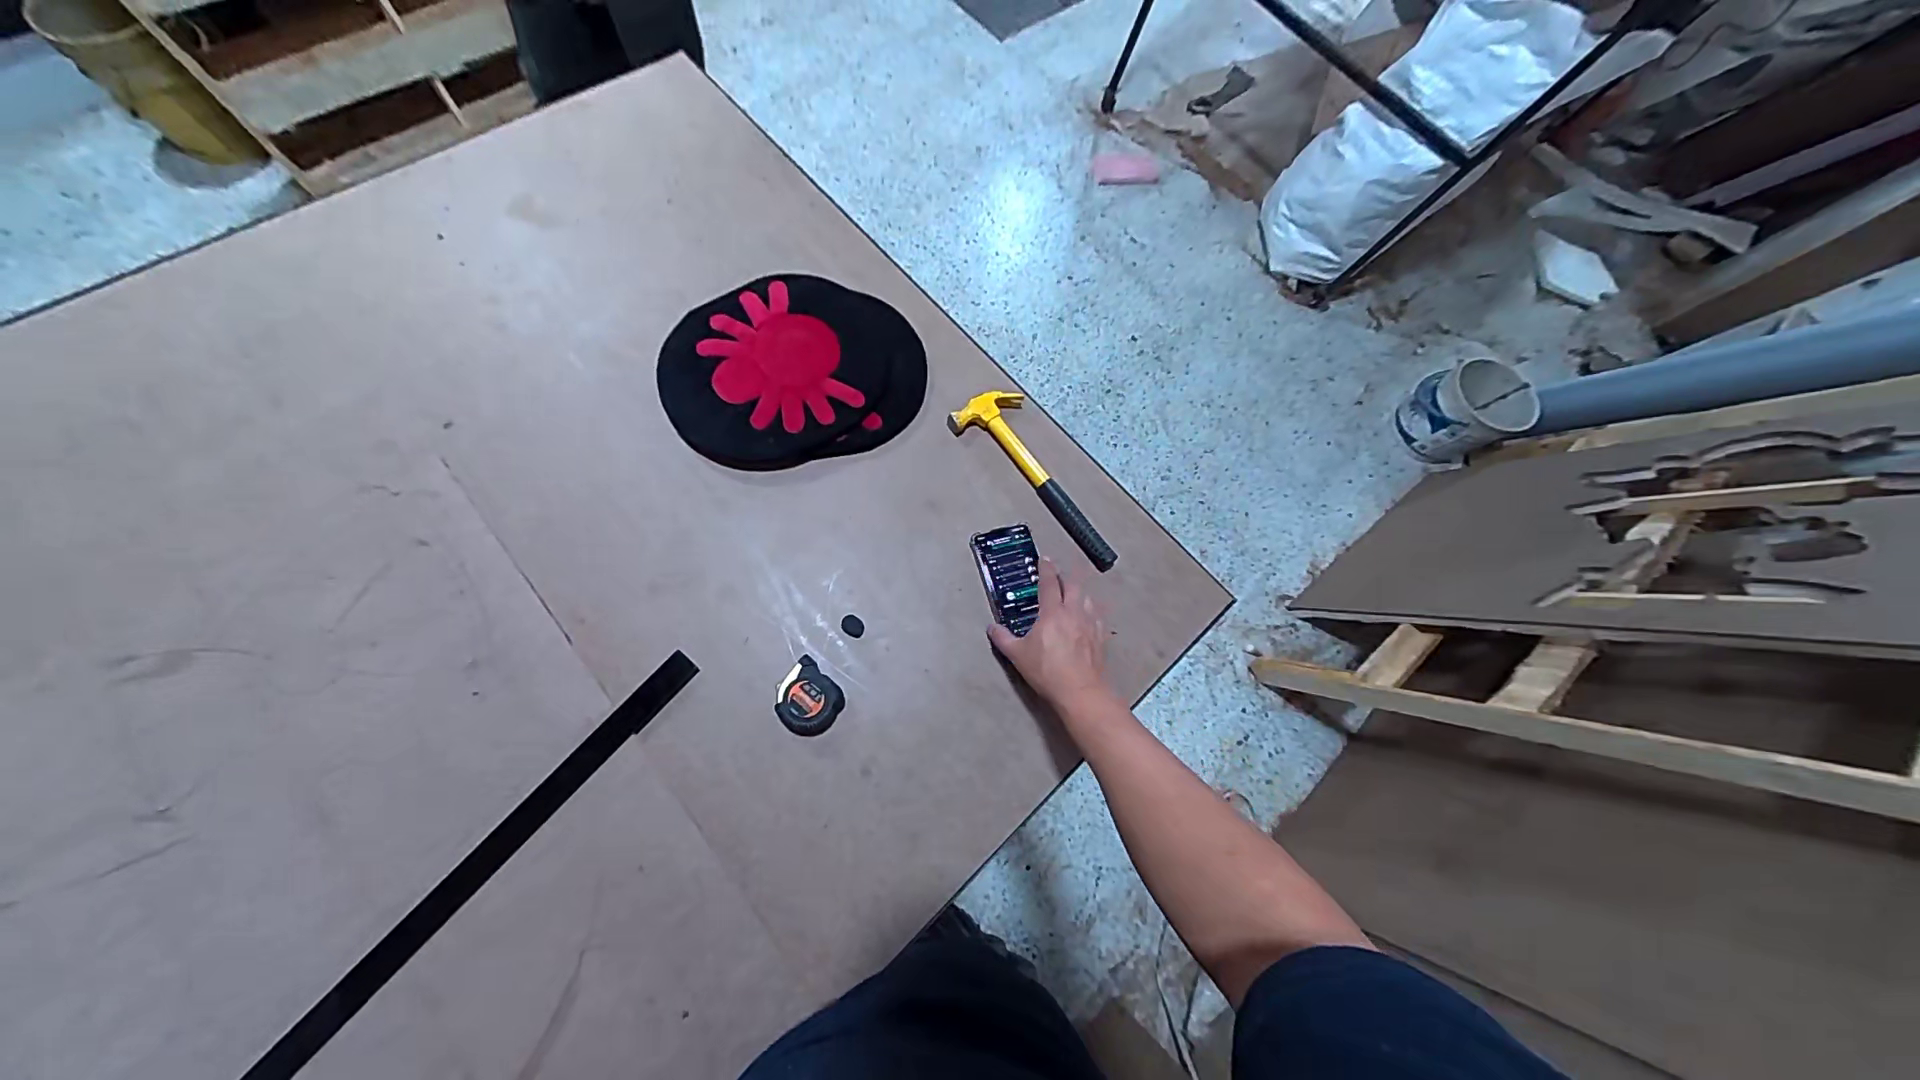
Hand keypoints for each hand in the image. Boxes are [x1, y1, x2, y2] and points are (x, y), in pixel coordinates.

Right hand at [987, 557, 1115, 713]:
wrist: (1079, 691)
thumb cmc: (1049, 672)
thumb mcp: (1018, 655)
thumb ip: (1003, 639)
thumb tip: (993, 629)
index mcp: (1052, 613)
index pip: (1049, 583)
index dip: (1046, 569)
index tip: (1044, 561)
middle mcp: (1073, 613)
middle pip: (1072, 585)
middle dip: (1064, 577)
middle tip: (1057, 576)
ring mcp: (1090, 624)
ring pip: (1087, 598)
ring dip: (1079, 592)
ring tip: (1073, 593)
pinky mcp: (1100, 638)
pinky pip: (1098, 616)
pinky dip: (1091, 610)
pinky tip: (1089, 616)